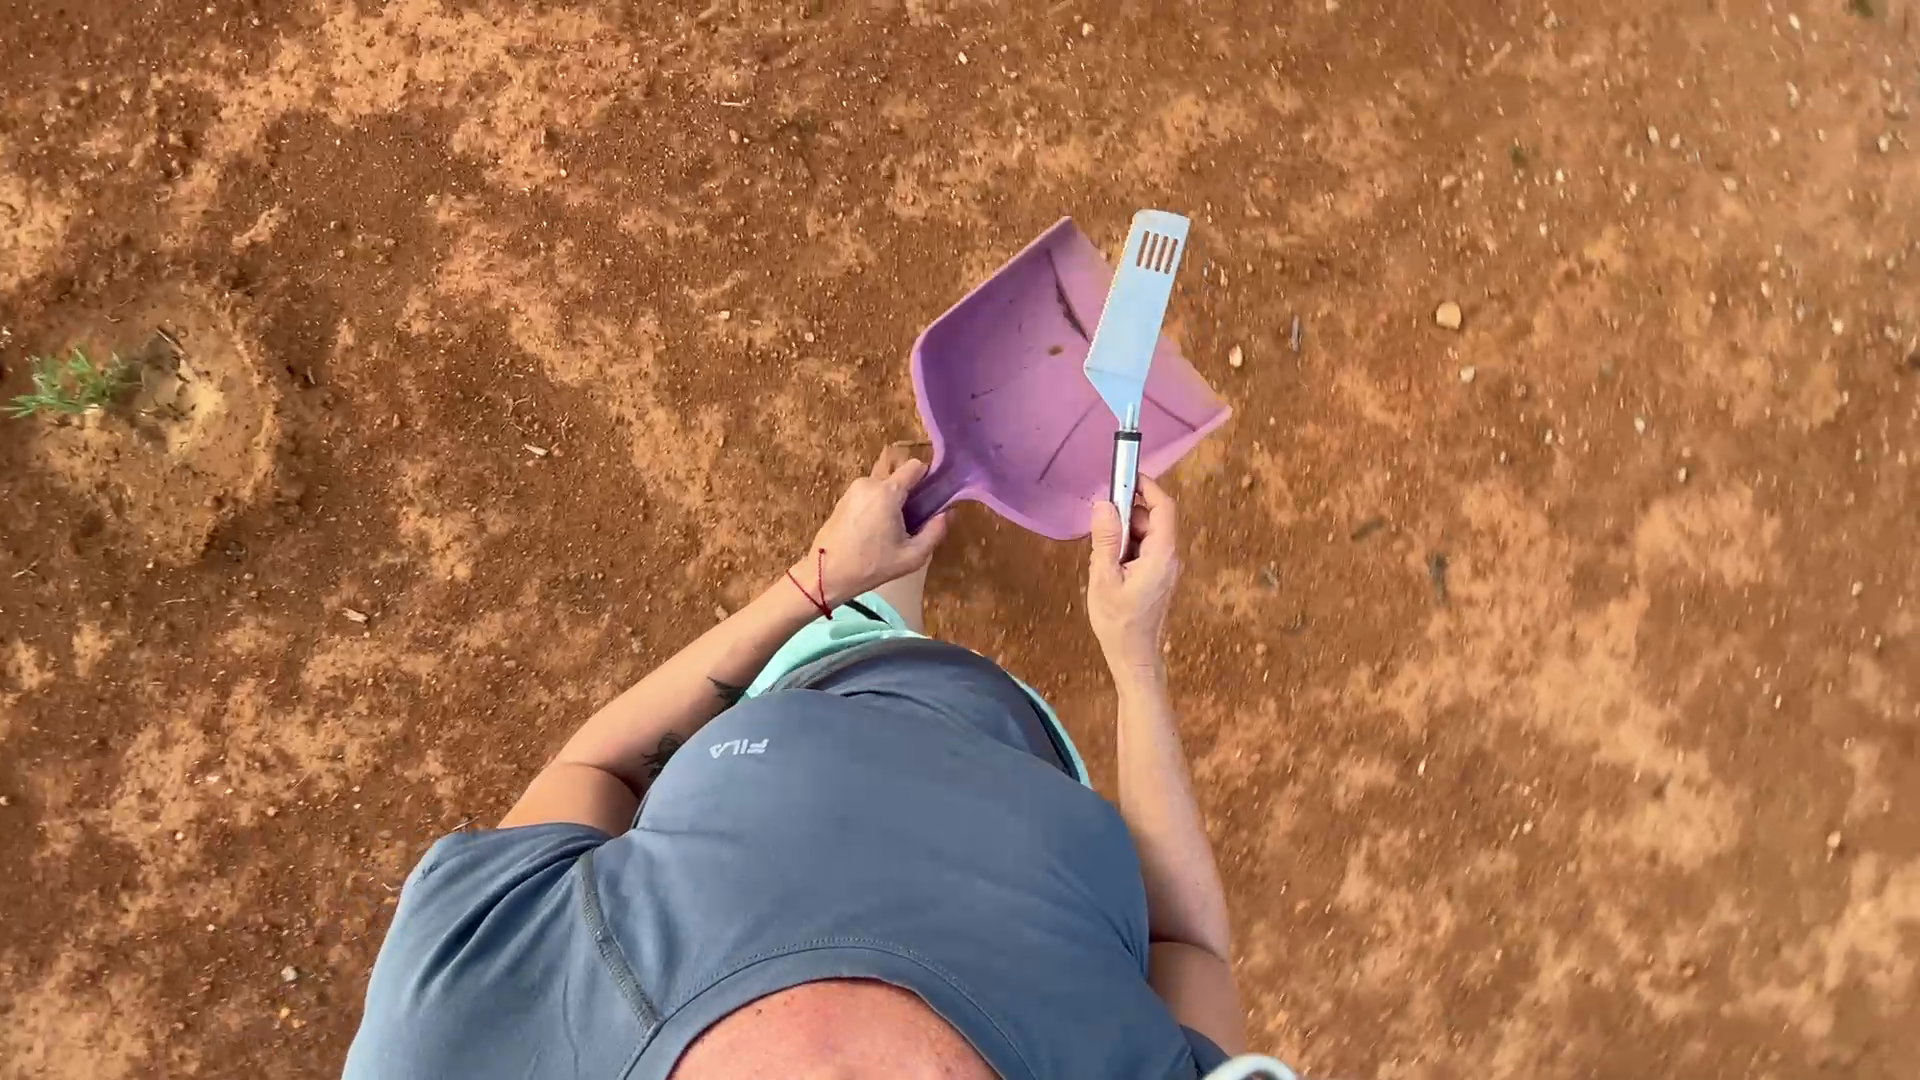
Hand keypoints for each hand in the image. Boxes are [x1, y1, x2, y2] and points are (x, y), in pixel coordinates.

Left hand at [798, 450, 948, 606]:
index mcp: (887, 492)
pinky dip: (876, 506)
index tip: (931, 497)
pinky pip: (868, 495)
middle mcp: (869, 483)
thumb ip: (935, 531)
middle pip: (898, 479)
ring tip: (890, 530)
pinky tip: (873, 531)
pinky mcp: (843, 499)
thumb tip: (947, 513)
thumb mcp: (912, 556)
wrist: (827, 574)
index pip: (915, 466)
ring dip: (891, 502)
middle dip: (908, 495)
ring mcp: (853, 490)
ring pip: (883, 488)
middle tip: (911, 522)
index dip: (927, 478)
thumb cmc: (872, 566)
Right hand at [1088, 476, 1180, 681]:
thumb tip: (1104, 504)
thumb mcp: (1104, 577)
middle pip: (1153, 518)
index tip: (1125, 475)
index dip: (1147, 486)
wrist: (1134, 656)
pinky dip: (1125, 547)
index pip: (1163, 507)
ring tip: (1101, 555)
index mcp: (1162, 554)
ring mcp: (1165, 567)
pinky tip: (1108, 565)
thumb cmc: (1119, 622)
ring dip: (1123, 533)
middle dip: (1127, 513)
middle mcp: (1169, 557)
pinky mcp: (1157, 575)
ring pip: (1146, 534)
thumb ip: (1106, 539)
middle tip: (1099, 522)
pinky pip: (1142, 549)